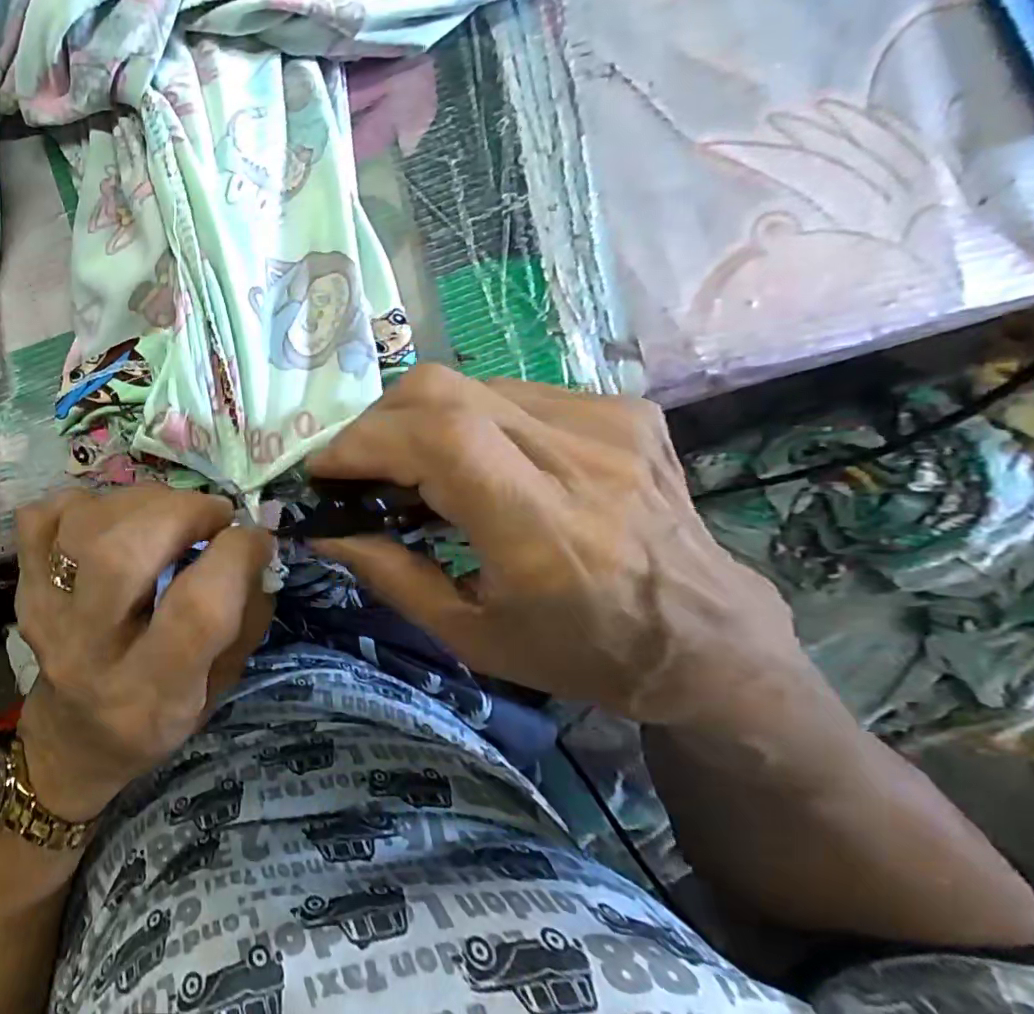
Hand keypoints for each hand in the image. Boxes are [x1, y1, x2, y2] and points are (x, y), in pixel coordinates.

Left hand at [11, 486, 275, 821]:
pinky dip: (83, 502)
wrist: (73, 737)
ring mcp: (44, 615)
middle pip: (121, 555)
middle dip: (181, 513)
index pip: (195, 611)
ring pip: (82, 526)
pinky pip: (40, 517)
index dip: (234, 557)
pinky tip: (114, 521)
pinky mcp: (22, 588)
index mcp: (150, 694)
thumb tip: (257, 545)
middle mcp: (88, 652)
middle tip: (212, 513)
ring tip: (168, 513)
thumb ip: (245, 620)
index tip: (254, 538)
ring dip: (139, 501)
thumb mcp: (218, 688)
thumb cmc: (156, 718)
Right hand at [308, 365, 812, 727]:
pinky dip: (466, 418)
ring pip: (469, 383)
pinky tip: (474, 460)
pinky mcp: (623, 411)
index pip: (438, 438)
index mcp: (541, 529)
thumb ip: (388, 573)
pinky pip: (510, 392)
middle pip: (442, 390)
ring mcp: (608, 424)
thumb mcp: (469, 634)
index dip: (364, 441)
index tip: (323, 470)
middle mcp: (578, 460)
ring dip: (415, 419)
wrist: (711, 642)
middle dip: (375, 422)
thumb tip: (322, 531)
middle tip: (356, 467)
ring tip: (408, 465)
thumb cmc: (581, 651)